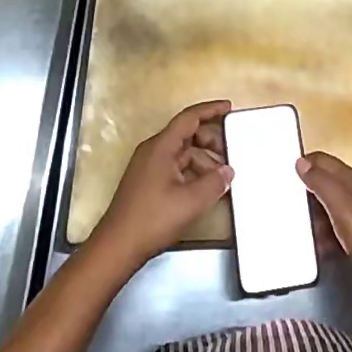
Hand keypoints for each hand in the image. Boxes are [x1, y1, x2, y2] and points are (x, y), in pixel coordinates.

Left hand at [89, 101, 234, 268]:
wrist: (119, 244)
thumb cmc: (153, 218)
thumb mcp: (190, 201)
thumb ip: (214, 183)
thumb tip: (228, 171)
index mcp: (161, 146)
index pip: (189, 118)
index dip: (210, 110)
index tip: (229, 107)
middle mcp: (153, 150)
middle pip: (187, 135)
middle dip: (211, 141)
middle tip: (232, 153)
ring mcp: (149, 166)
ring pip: (183, 154)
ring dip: (204, 161)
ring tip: (223, 178)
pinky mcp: (148, 182)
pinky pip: (176, 168)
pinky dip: (193, 173)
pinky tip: (207, 189)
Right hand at [297, 152, 351, 337]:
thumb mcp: (341, 206)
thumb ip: (321, 182)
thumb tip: (301, 162)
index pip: (321, 160)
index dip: (303, 164)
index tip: (284, 177)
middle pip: (323, 183)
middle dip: (306, 194)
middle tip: (290, 207)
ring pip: (327, 207)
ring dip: (314, 217)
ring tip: (302, 230)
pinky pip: (334, 226)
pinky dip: (324, 233)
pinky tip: (319, 246)